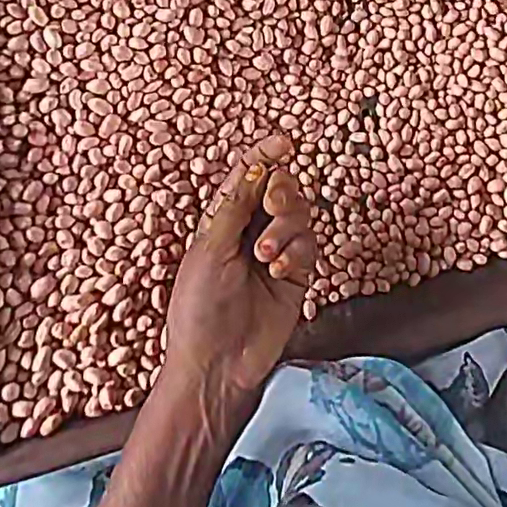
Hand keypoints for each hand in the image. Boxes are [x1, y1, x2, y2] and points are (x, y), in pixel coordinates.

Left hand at [162, 134, 315, 400]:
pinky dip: (295, 250)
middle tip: (272, 206)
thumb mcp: (210, 249)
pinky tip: (278, 269)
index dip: (265, 154)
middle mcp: (251, 230)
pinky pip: (308, 244)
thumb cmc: (199, 307)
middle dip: (280, 191)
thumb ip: (236, 205)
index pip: (248, 174)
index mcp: (224, 219)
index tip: (284, 142)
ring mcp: (276, 251)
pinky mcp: (296, 274)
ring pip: (298, 214)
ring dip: (285, 227)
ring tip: (265, 255)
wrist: (216, 365)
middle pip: (279, 188)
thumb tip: (256, 167)